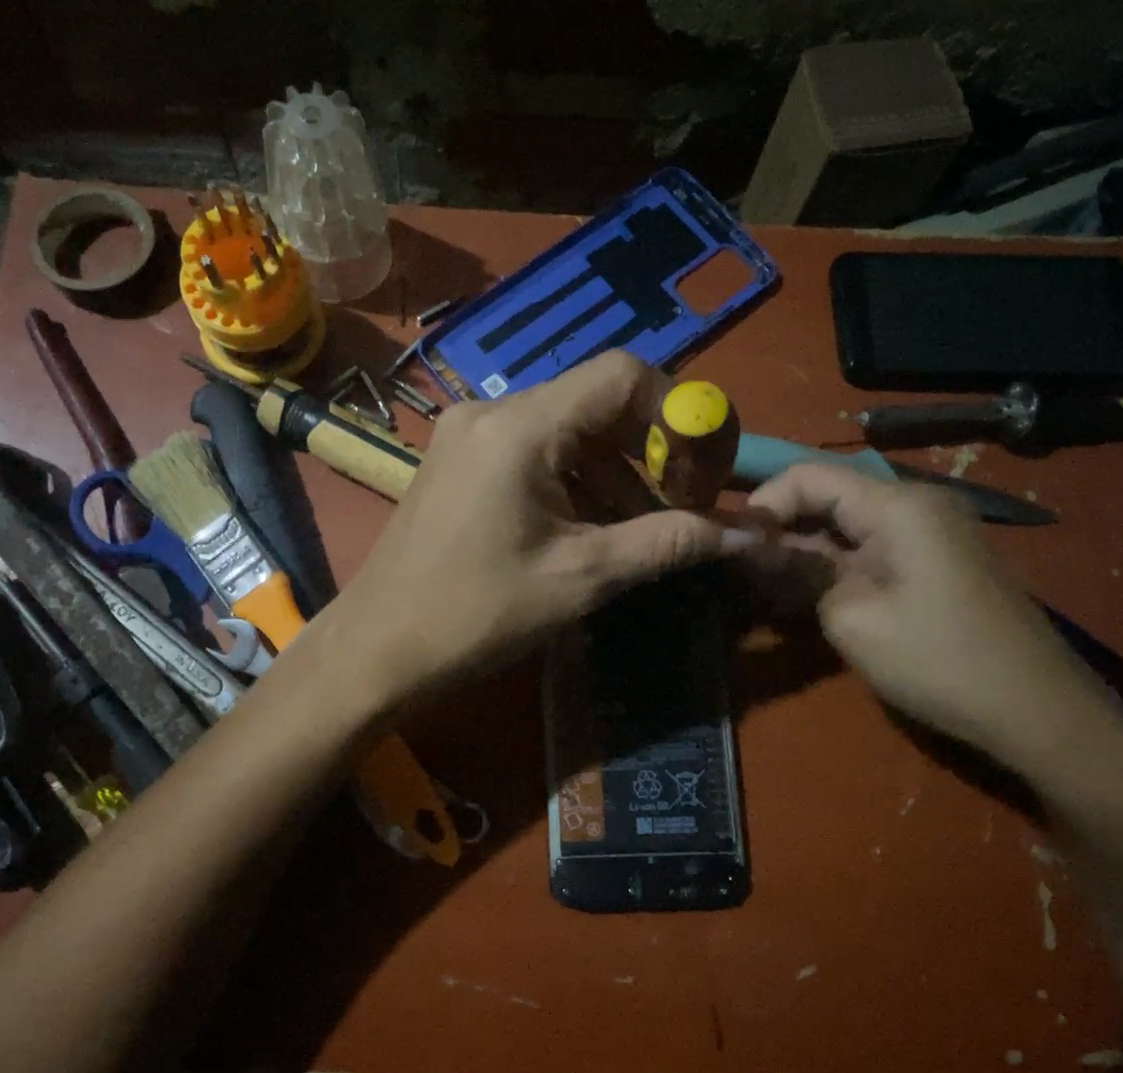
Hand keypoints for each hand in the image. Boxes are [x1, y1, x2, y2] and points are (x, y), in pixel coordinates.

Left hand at [322, 351, 754, 695]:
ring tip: (643, 531)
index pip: (622, 374)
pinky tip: (593, 529)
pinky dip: (574, 480)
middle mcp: (490, 411)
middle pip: (595, 400)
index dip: (675, 413)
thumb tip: (745, 533)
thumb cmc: (476, 614)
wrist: (378, 649)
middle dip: (648, 451)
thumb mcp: (582, 578)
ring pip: (567, 428)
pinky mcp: (459, 460)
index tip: (701, 470)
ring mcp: (468, 433)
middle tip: (681, 506)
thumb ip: (667, 542)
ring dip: (613, 472)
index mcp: (519, 426)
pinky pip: (534, 450)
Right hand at [743, 463, 1107, 760]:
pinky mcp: (938, 561)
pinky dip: (836, 564)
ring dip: (805, 549)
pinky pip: (873, 546)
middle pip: (829, 495)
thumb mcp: (850, 616)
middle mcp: (916, 504)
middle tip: (743, 570)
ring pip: (848, 524)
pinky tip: (810, 595)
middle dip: (781, 527)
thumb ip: (797, 570)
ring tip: (768, 587)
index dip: (763, 502)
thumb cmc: (937, 659)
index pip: (809, 474)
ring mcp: (932, 532)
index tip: (733, 545)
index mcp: (896, 505)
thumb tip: (752, 545)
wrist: (1037, 711)